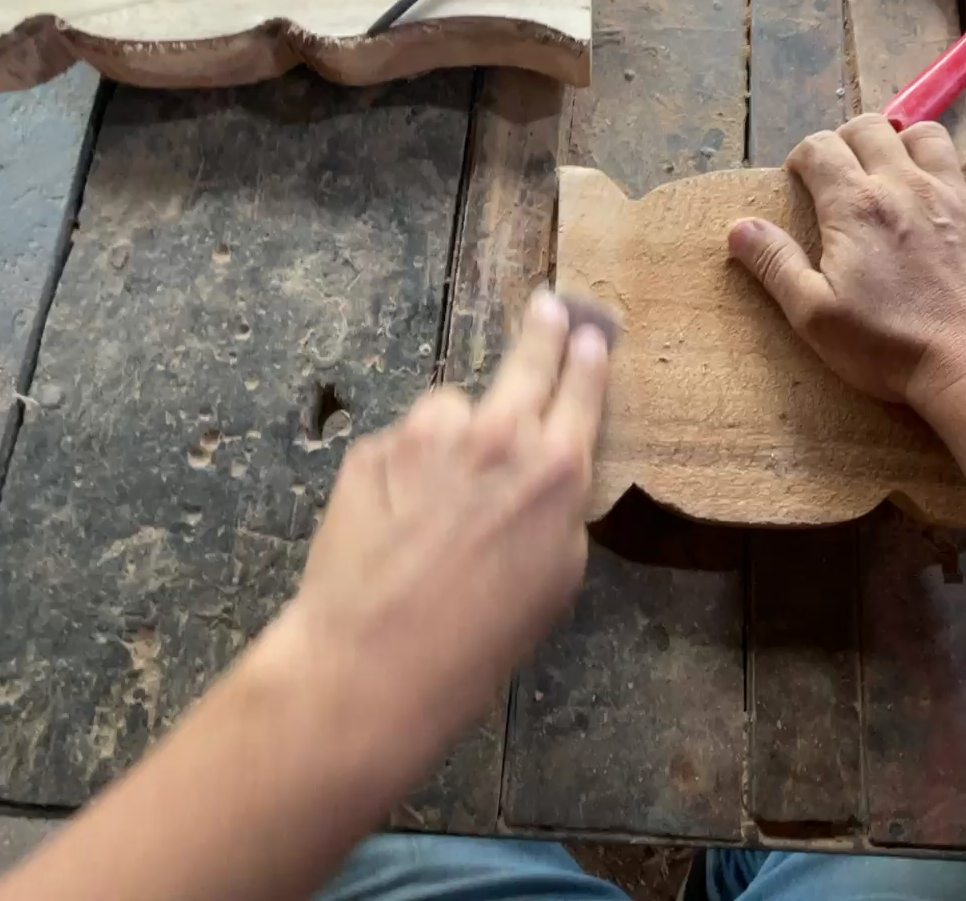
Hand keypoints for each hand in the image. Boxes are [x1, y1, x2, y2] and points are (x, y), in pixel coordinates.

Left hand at [282, 289, 610, 748]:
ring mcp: (430, 433)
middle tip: (547, 305)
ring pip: (452, 407)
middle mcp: (498, 434)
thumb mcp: (558, 576)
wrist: (375, 659)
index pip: (582, 392)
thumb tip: (545, 472)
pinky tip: (394, 515)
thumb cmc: (485, 635)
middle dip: (544, 329)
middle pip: (528, 362)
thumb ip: (559, 505)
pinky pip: (403, 443)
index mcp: (556, 468)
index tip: (590, 332)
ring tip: (435, 494)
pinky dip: (406, 466)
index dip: (589, 358)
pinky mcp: (375, 446)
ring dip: (454, 432)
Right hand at [727, 113, 965, 405]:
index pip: (821, 149)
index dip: (804, 157)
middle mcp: (906, 185)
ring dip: (905, 143)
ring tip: (896, 172)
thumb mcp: (813, 315)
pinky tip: (964, 182)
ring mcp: (959, 195)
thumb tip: (739, 227)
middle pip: (873, 129)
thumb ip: (775, 265)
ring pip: (930, 136)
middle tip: (842, 172)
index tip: (801, 179)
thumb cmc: (887, 347)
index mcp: (855, 206)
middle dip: (848, 140)